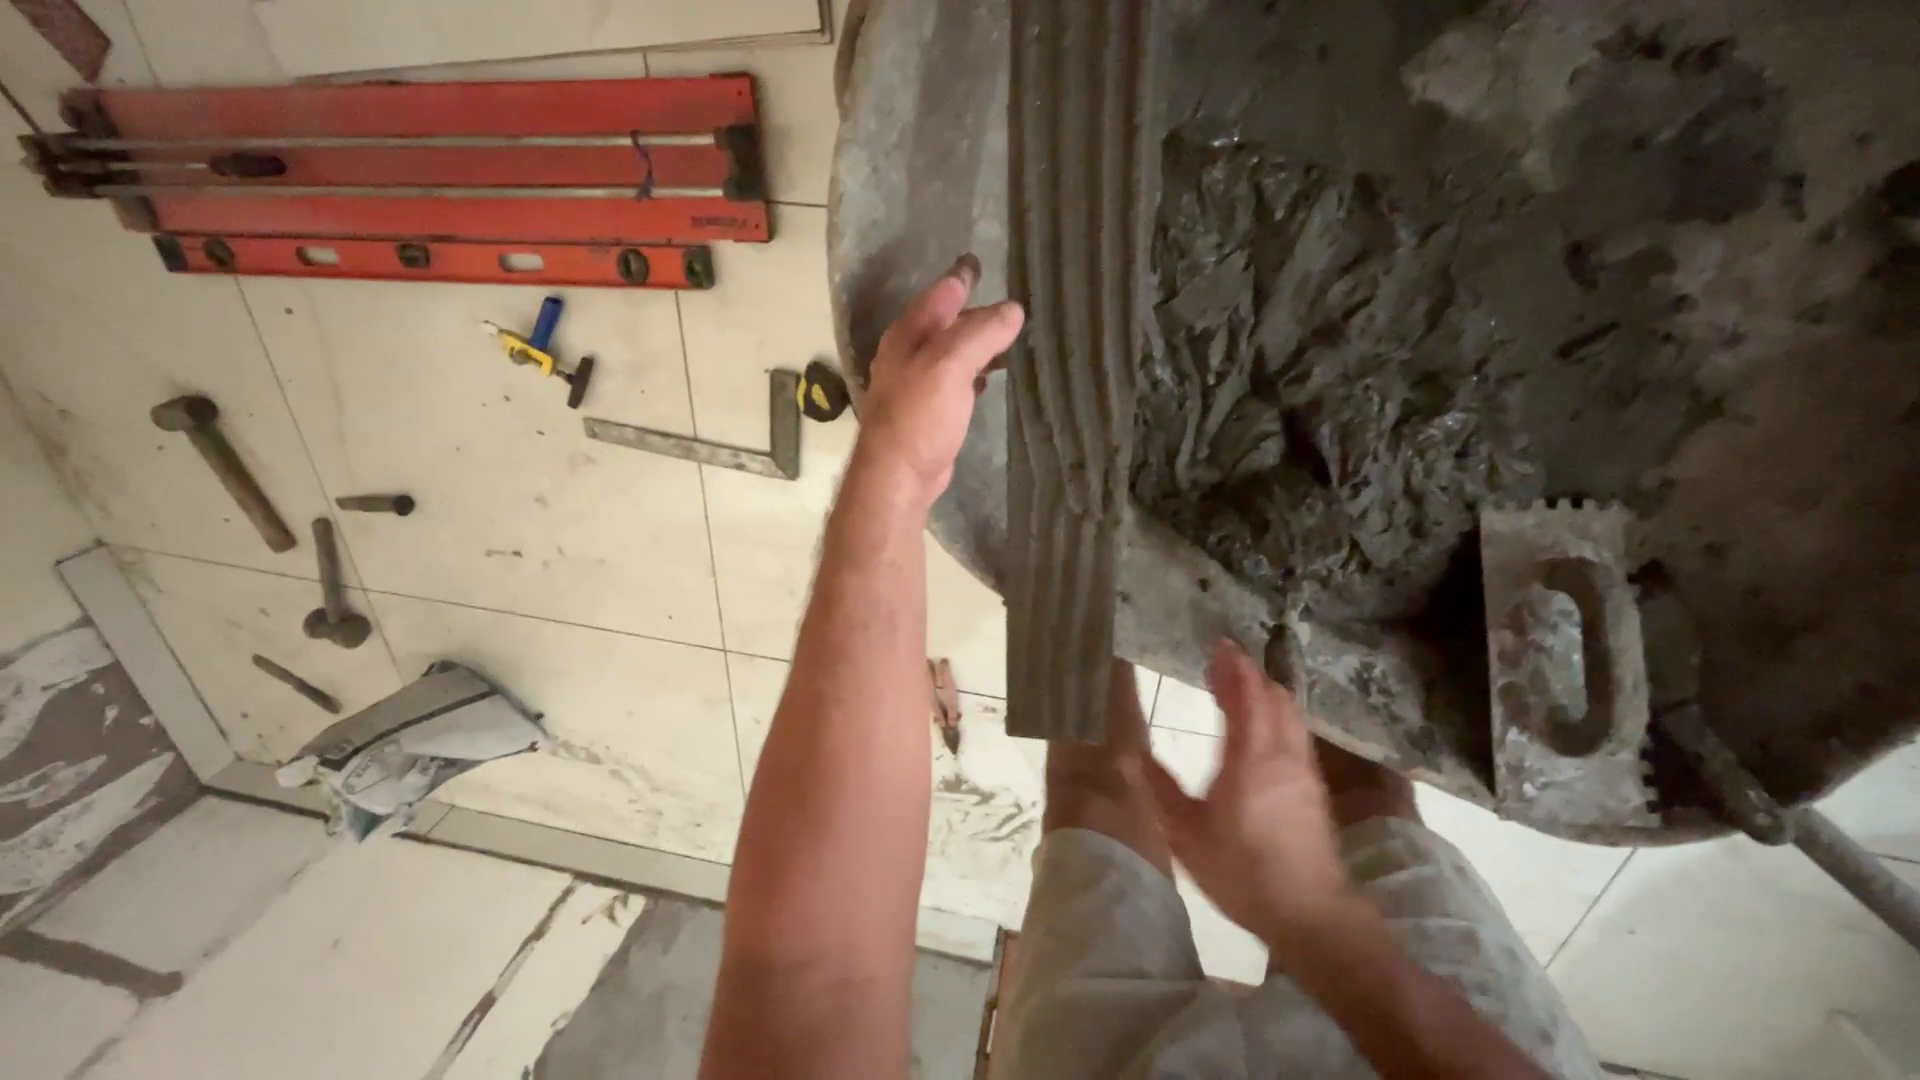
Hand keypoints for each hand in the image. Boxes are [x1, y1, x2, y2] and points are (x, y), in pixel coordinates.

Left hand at [856, 255, 1024, 504]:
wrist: (898, 476)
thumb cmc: (919, 416)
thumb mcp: (951, 365)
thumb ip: (981, 334)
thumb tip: (1013, 310)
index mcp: (907, 336)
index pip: (938, 296)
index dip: (960, 279)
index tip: (979, 264)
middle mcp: (907, 356)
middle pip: (944, 324)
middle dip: (972, 312)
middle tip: (1005, 304)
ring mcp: (916, 386)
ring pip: (950, 354)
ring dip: (975, 344)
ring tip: (1005, 337)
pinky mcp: (928, 413)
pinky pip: (954, 382)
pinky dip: (973, 373)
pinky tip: (987, 379)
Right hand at [1143, 640, 1352, 946]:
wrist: (1310, 913)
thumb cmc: (1242, 872)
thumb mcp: (1186, 833)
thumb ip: (1157, 789)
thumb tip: (1128, 753)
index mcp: (1251, 758)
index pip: (1248, 695)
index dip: (1234, 667)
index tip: (1218, 646)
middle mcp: (1283, 754)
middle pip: (1274, 696)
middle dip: (1249, 674)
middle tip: (1220, 665)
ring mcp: (1304, 770)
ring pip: (1290, 714)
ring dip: (1266, 693)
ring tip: (1238, 689)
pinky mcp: (1313, 788)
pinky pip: (1296, 733)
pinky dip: (1278, 715)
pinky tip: (1262, 728)